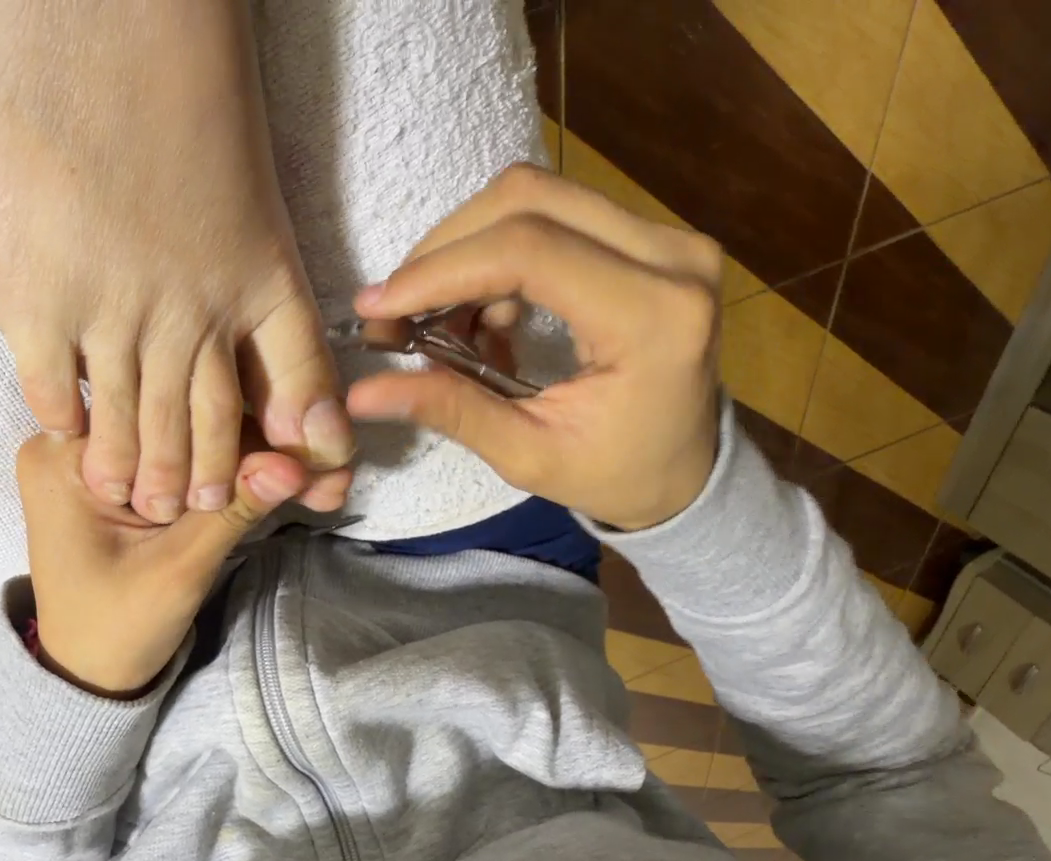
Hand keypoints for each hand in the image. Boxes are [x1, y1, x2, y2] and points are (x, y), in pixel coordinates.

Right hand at [0, 0, 354, 524]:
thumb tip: (254, 320)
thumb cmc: (162, 90)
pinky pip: (55, 387)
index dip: (307, 427)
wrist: (63, 37)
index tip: (314, 466)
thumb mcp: (242, 173)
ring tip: (135, 497)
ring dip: (137, 466)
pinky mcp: (38, 305)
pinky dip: (66, 419)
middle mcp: (193, 310)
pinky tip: (68, 435)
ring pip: (134, 421)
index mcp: (257, 271)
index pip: (297, 372)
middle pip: (207, 418)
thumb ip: (255, 256)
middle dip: (204, 471)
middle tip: (189, 506)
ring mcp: (116, 314)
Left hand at [17, 431, 347, 696]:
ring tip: (321, 478)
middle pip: (181, 420)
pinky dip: (233, 475)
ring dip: (255, 461)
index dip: (242, 426)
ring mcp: (105, 453)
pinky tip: (289, 483)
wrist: (89, 671)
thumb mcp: (179, 567)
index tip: (307, 448)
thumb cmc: (116, 626)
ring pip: (192, 438)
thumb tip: (295, 464)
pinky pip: (187, 459)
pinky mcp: (133, 472)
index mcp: (64, 454)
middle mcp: (75, 438)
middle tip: (325, 468)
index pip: (164, 412)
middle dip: (258, 446)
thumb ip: (233, 510)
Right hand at [345, 165, 721, 531]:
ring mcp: (669, 238)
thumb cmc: (615, 475)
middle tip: (398, 307)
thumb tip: (362, 392)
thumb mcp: (529, 454)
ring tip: (442, 320)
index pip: (528, 251)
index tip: (377, 306)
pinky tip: (486, 315)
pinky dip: (500, 255)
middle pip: (528, 199)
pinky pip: (557, 215)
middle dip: (445, 248)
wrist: (688, 473)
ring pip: (538, 196)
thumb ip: (451, 409)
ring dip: (469, 249)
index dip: (440, 270)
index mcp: (653, 318)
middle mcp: (673, 257)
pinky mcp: (654, 238)